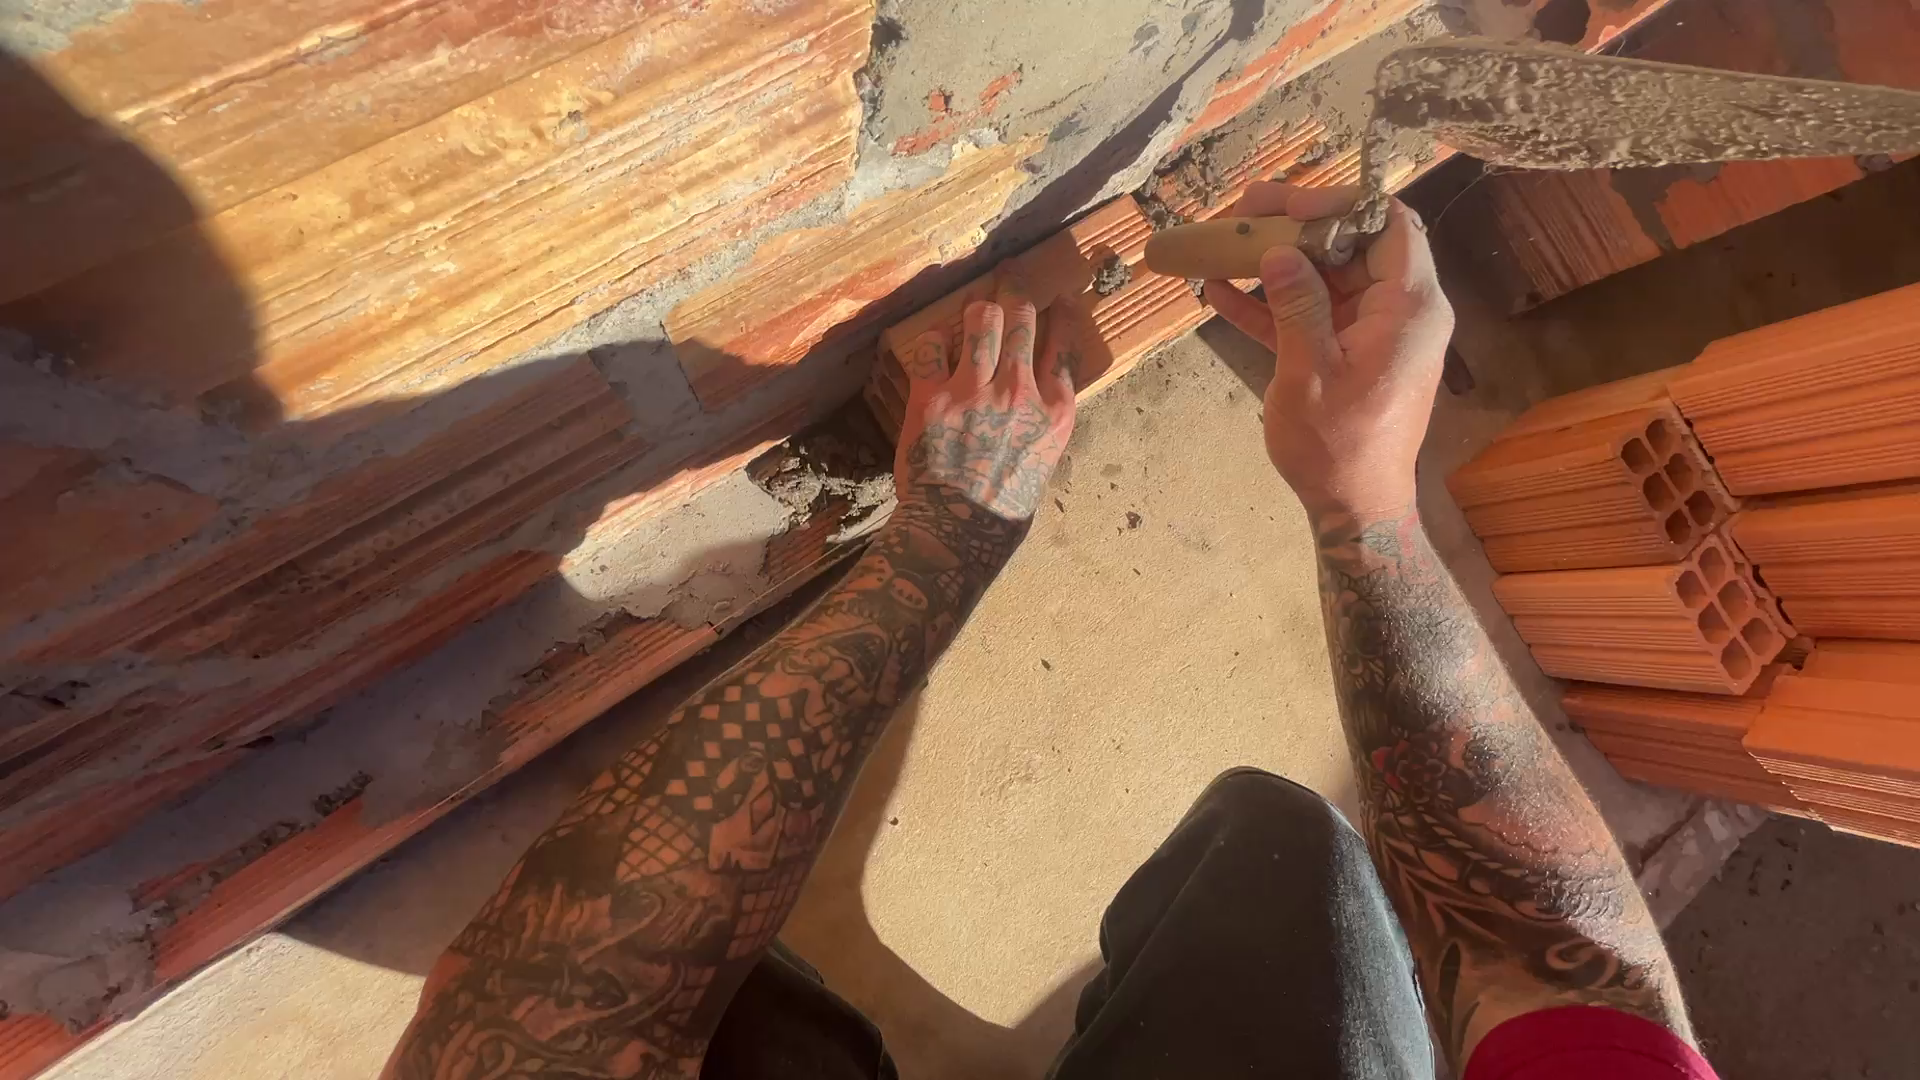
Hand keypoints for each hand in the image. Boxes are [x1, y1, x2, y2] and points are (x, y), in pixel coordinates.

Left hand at [895, 278, 1078, 521]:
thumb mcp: (1044, 460)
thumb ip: (1043, 419)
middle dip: (1017, 296)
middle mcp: (1019, 390)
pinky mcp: (933, 395)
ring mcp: (975, 389)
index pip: (1064, 344)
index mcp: (1054, 410)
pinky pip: (931, 345)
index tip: (1058, 300)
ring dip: (978, 309)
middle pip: (1023, 320)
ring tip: (975, 308)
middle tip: (1010, 283)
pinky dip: (934, 339)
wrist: (958, 528)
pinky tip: (936, 341)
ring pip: (981, 319)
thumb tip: (1035, 394)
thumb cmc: (1005, 505)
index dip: (1062, 315)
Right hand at [1204, 182, 1453, 524]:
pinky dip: (1271, 305)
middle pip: (1351, 246)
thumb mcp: (1309, 375)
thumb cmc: (1336, 446)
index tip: (1282, 201)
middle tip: (1243, 212)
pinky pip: (1309, 317)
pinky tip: (1222, 294)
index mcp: (1408, 308)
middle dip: (1295, 225)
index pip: (1387, 225)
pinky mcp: (1344, 354)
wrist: (1354, 504)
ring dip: (1275, 264)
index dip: (1336, 202)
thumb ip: (1298, 308)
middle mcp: (1398, 310)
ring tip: (1223, 245)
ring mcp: (1371, 332)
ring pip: (1325, 279)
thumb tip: (1279, 252)